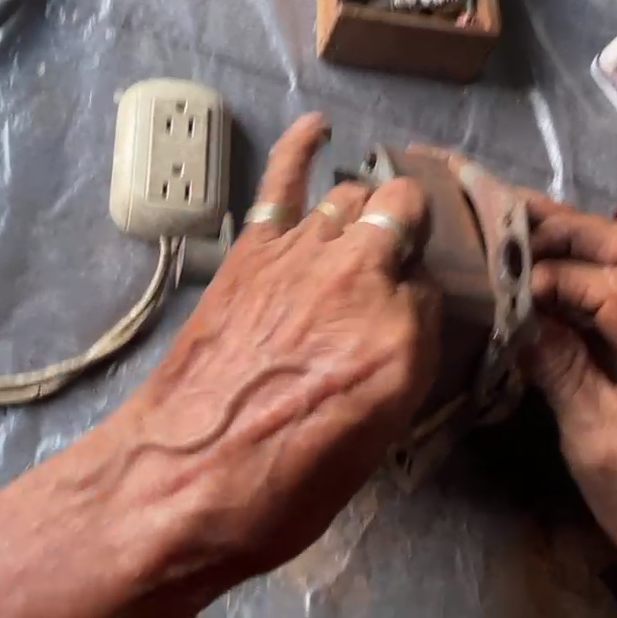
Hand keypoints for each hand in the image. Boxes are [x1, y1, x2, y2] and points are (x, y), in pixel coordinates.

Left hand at [0, 115, 435, 617]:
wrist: (181, 477)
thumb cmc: (281, 489)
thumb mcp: (370, 445)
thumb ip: (399, 368)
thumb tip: (402, 328)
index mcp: (402, 342)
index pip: (435, 294)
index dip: (418, 307)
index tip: (404, 322)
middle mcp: (361, 283)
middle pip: (403, 221)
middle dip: (405, 234)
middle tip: (395, 256)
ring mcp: (304, 256)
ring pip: (352, 199)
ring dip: (361, 210)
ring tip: (359, 223)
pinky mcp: (253, 249)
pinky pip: (282, 181)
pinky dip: (298, 148)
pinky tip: (316, 128)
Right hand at [519, 197, 616, 617]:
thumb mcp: (597, 441)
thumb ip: (560, 369)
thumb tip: (516, 310)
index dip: (558, 275)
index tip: (507, 278)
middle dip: (570, 229)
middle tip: (510, 216)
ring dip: (573, 239)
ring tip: (517, 224)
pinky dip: (575, 269)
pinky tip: (538, 266)